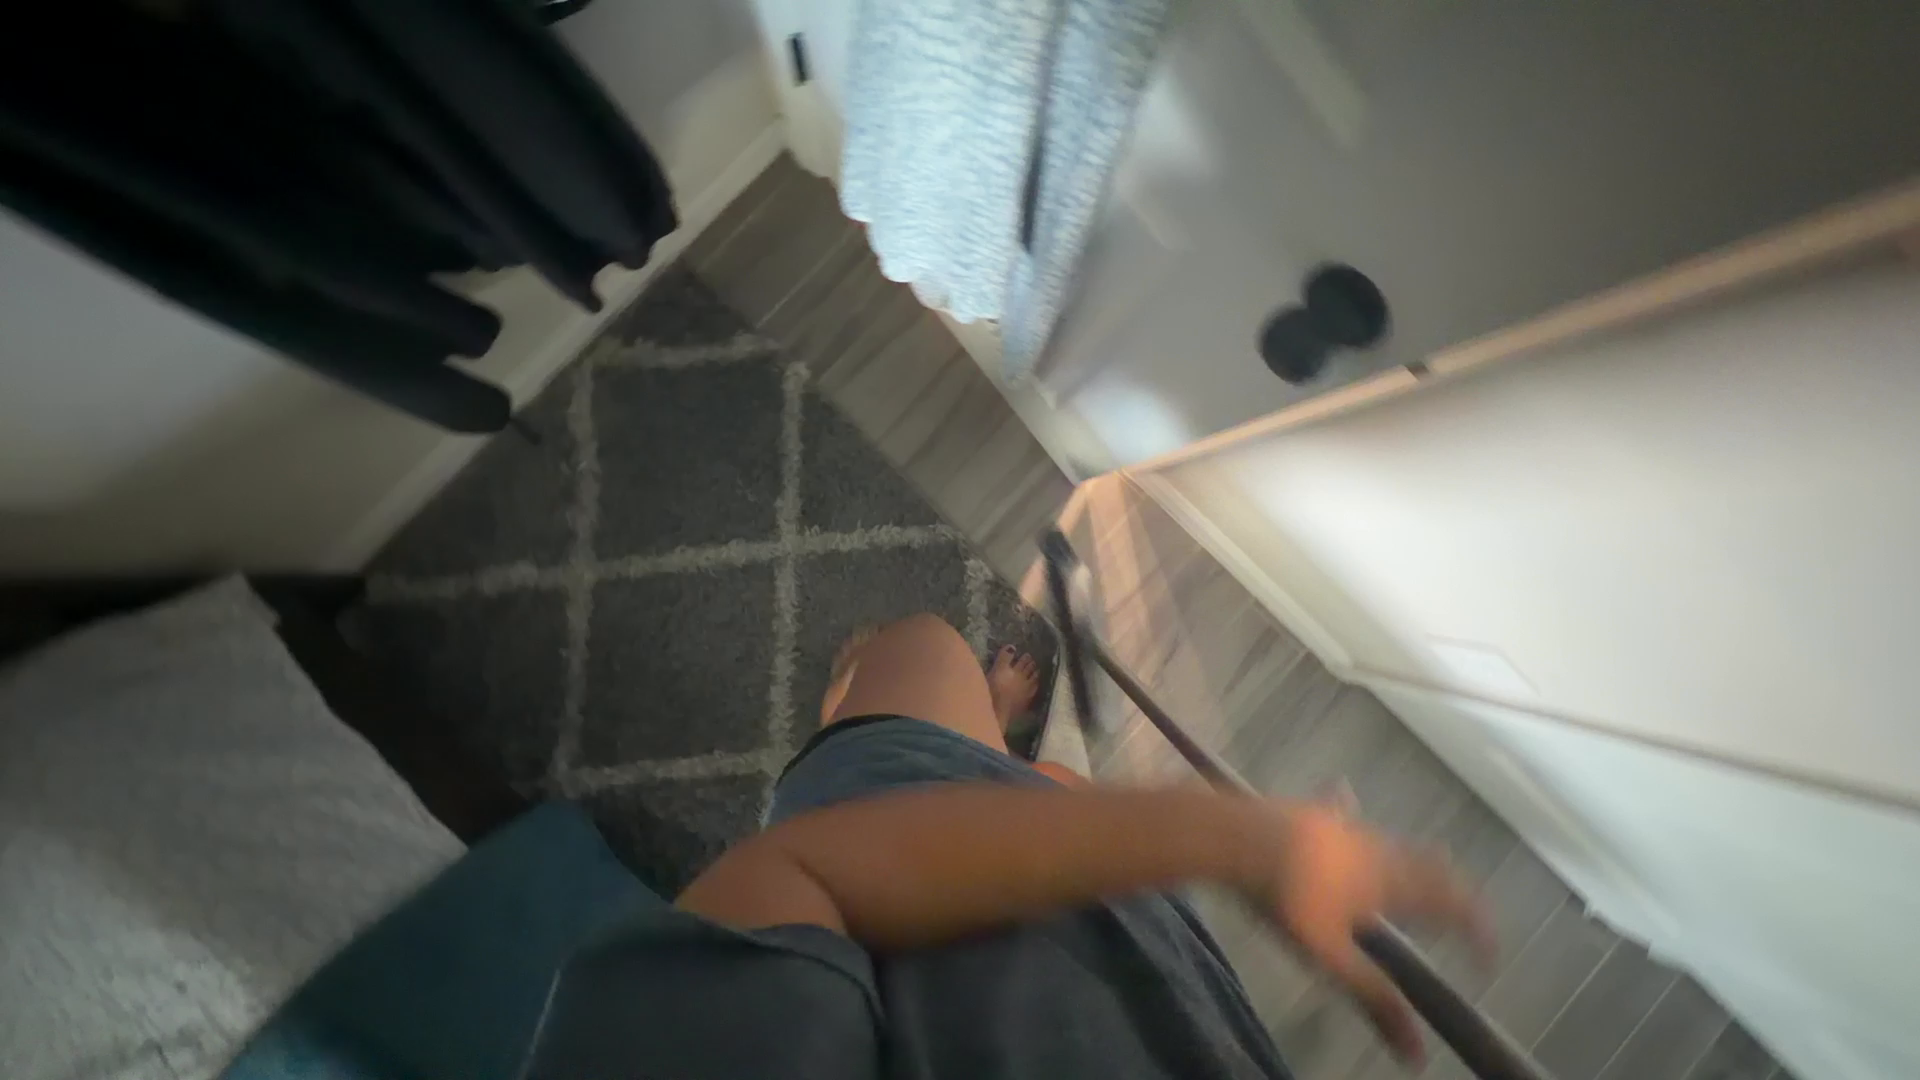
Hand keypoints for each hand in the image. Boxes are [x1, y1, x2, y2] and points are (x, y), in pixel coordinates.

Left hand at [1241, 800, 1492, 1064]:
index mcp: (1392, 884)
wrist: (1237, 836)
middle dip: (1450, 888)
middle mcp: (1377, 847)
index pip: (1453, 904)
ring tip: (1416, 870)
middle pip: (1430, 864)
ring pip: (1390, 838)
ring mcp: (1342, 822)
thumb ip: (1374, 997)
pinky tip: (1345, 796)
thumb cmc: (1287, 899)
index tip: (1488, 953)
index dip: (1477, 928)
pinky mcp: (1310, 808)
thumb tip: (1419, 1055)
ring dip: (1409, 856)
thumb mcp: (1330, 957)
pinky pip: (1341, 808)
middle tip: (1459, 911)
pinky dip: (1352, 810)